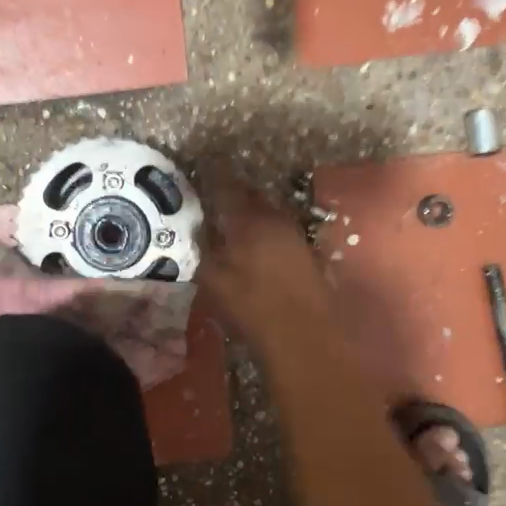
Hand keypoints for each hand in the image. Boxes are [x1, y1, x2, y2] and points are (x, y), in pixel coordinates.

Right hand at [198, 176, 337, 348]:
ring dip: (252, 214)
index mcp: (249, 220)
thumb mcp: (214, 281)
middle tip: (216, 198)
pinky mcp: (308, 254)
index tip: (202, 170)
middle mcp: (275, 219)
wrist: (305, 334)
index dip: (213, 177)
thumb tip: (198, 229)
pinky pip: (280, 232)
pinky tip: (256, 246)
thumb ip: (204, 250)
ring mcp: (296, 235)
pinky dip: (266, 232)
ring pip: (269, 214)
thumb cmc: (252, 307)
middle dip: (234, 195)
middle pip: (252, 197)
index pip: (227, 187)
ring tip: (234, 223)